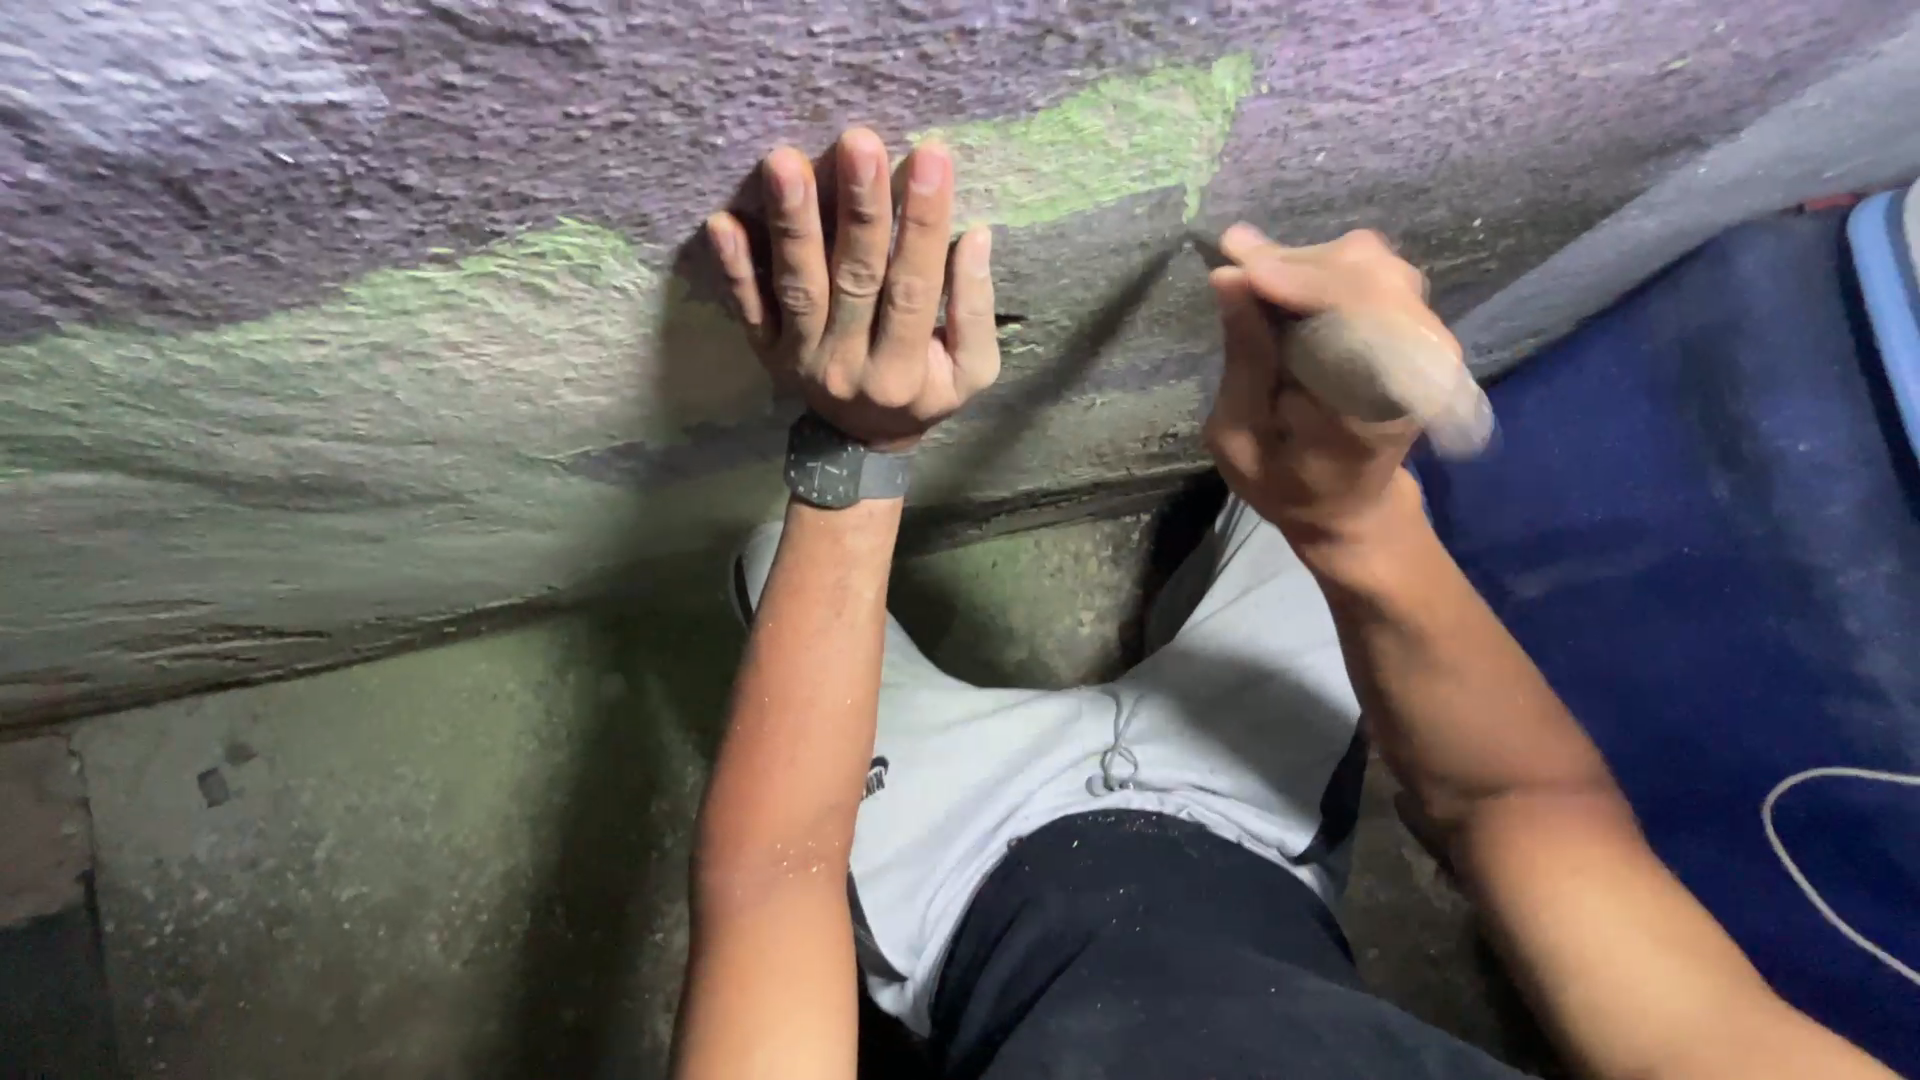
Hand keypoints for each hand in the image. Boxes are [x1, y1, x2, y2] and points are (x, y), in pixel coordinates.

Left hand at [705, 128, 1000, 449]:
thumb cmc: (924, 394)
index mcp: (903, 371)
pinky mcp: (767, 350)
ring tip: (786, 163)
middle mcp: (849, 365)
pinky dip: (734, 268)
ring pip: (799, 287)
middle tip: (858, 142)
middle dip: (860, 210)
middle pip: (855, 279)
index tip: (931, 159)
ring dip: (793, 224)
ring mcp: (801, 357)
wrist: (863, 440)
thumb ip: (976, 312)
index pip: (915, 289)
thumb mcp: (971, 373)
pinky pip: (749, 309)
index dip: (923, 226)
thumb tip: (975, 238)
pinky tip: (723, 223)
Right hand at [1203, 224, 1458, 541]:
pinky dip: (1325, 271)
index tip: (1233, 261)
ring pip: (1373, 263)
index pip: (1349, 312)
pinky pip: (1376, 274)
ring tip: (1256, 278)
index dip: (1293, 279)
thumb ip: (1243, 361)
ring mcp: (1426, 342)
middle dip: (1292, 263)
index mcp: (1374, 404)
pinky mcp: (1417, 329)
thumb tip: (1228, 279)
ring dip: (1309, 263)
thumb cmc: (1285, 484)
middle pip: (1364, 273)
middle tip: (1234, 263)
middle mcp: (1417, 363)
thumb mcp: (1239, 439)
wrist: (1349, 505)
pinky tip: (1286, 287)